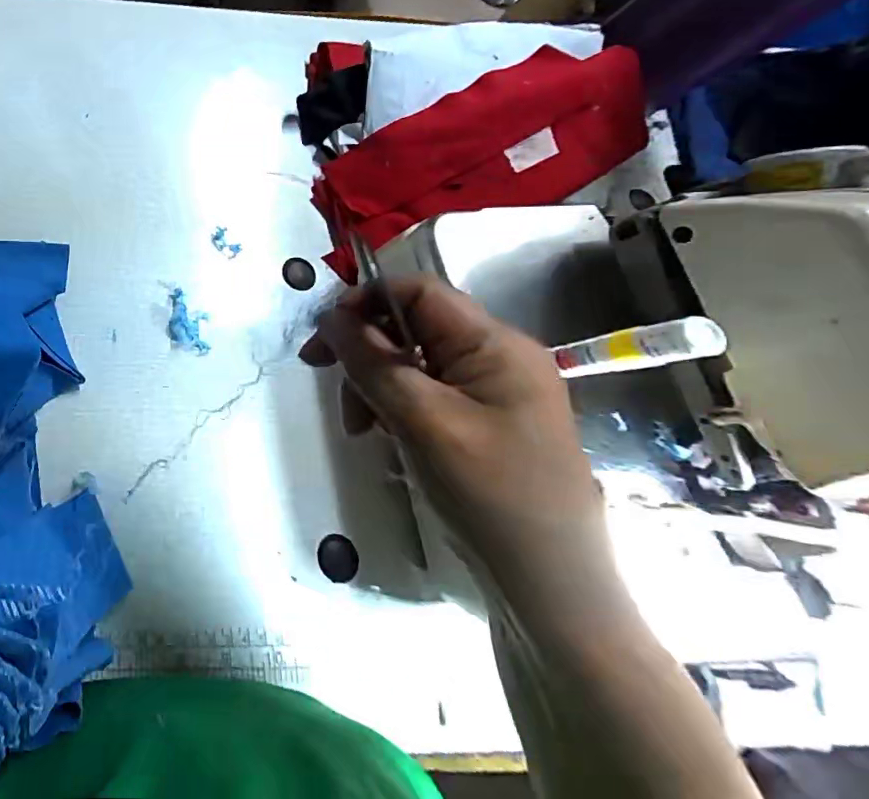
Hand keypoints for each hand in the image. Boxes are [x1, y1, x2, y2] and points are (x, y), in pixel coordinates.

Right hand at [299, 276, 607, 599]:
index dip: (366, 299)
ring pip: (408, 361)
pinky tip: (380, 433)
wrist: (546, 576)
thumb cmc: (489, 490)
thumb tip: (330, 318)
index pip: (419, 291)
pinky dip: (390, 405)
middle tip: (321, 374)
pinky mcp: (478, 418)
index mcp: (495, 345)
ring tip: (359, 425)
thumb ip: (372, 361)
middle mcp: (495, 357)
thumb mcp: (421, 419)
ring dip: (371, 383)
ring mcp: (488, 390)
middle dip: (362, 348)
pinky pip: (421, 391)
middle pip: (408, 326)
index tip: (324, 333)